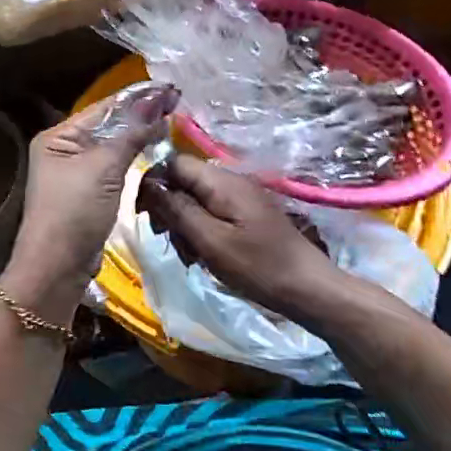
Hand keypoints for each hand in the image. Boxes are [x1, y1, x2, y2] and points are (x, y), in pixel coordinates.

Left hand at [7, 85, 176, 288]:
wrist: (58, 266)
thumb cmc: (75, 211)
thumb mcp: (104, 168)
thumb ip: (131, 133)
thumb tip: (157, 100)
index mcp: (58, 137)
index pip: (103, 109)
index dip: (137, 98)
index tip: (171, 89)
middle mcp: (64, 150)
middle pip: (108, 126)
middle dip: (140, 116)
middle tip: (177, 103)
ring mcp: (76, 174)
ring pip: (113, 148)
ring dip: (139, 137)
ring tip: (172, 122)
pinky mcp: (89, 195)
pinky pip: (114, 169)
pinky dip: (133, 160)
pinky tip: (155, 152)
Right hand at [137, 154, 338, 317]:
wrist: (307, 288)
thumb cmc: (257, 265)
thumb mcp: (210, 240)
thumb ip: (177, 208)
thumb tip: (148, 183)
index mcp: (222, 181)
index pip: (174, 162)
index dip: (154, 183)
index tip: (144, 214)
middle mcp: (230, 181)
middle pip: (183, 181)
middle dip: (168, 208)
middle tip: (166, 239)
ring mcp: (240, 198)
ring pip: (194, 200)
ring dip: (183, 225)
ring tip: (188, 255)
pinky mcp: (245, 214)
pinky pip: (211, 213)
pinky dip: (200, 232)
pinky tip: (202, 255)